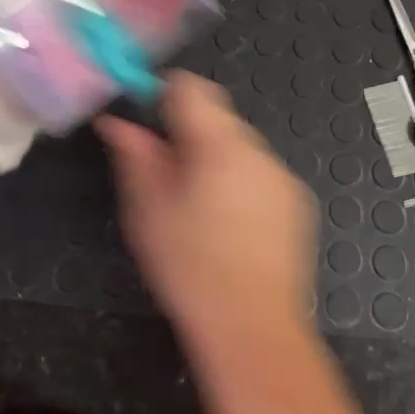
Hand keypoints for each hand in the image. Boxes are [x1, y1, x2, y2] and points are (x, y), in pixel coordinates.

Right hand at [96, 72, 317, 340]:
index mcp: (217, 144)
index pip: (190, 87)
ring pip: (239, 149)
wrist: (252, 326)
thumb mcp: (146, 211)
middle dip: (189, 137)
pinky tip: (228, 228)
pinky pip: (261, 176)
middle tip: (164, 178)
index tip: (146, 119)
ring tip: (197, 210)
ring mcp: (282, 176)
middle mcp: (257, 150)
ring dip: (216, 162)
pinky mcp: (298, 202)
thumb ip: (133, 155)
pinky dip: (241, 186)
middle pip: (217, 118)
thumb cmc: (189, 268)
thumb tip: (116, 121)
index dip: (164, 95)